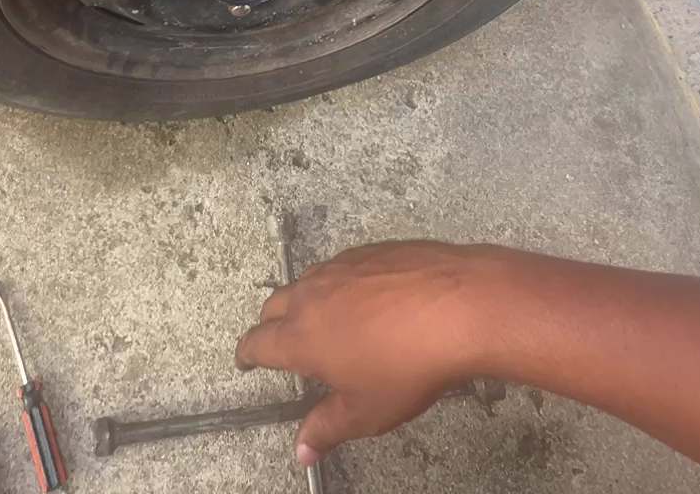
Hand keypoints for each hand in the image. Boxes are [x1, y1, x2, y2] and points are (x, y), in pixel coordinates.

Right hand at [234, 241, 519, 464]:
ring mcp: (340, 266)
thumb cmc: (406, 365)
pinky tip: (366, 299)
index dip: (247, 353)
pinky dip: (340, 284)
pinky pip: (341, 267)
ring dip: (306, 301)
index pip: (258, 342)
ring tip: (324, 321)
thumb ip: (327, 428)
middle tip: (281, 343)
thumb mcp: (366, 411)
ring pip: (307, 282)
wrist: (454, 305)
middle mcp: (311, 293)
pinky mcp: (369, 250)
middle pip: (275, 305)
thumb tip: (301, 449)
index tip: (245, 359)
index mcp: (301, 335)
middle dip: (271, 324)